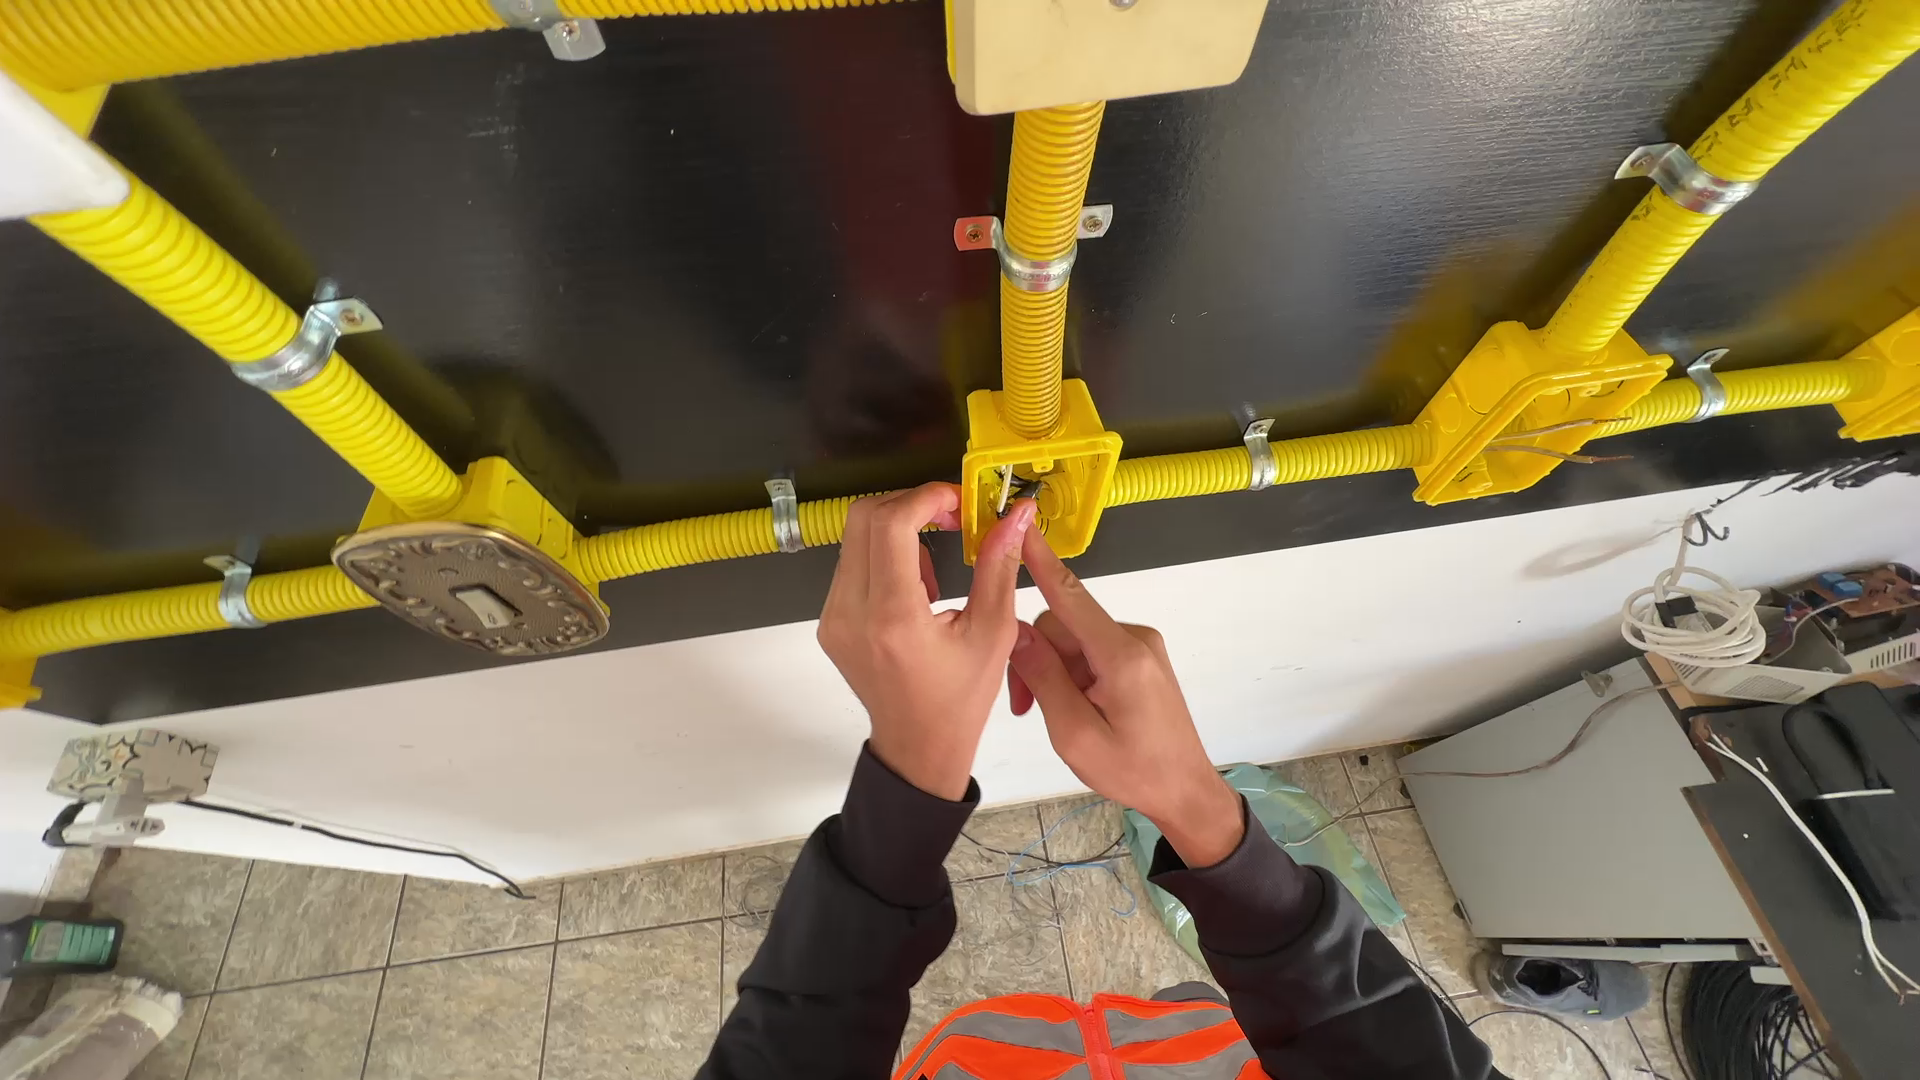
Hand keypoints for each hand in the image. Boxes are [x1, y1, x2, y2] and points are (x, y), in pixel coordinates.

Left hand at [818, 483, 1037, 799]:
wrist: (917, 747)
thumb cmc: (960, 699)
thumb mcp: (994, 632)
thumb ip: (1000, 564)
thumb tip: (1016, 513)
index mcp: (893, 617)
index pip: (891, 524)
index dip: (926, 497)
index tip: (959, 503)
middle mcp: (851, 612)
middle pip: (864, 518)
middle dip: (911, 504)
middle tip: (951, 518)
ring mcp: (833, 616)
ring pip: (855, 537)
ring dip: (897, 529)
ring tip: (934, 567)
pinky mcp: (829, 620)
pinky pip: (852, 563)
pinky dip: (884, 555)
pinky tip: (914, 587)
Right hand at [1006, 528, 1244, 866]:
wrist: (1186, 793)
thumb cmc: (1133, 772)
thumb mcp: (1075, 734)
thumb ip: (1044, 678)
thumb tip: (1016, 632)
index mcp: (1121, 656)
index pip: (1070, 596)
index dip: (1041, 561)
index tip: (1021, 525)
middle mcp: (1134, 638)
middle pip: (1062, 625)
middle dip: (1035, 658)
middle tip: (1021, 707)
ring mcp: (1140, 645)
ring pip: (1073, 639)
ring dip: (1053, 670)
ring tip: (1048, 713)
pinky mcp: (1139, 656)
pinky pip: (1090, 649)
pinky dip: (1072, 672)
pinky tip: (1072, 705)